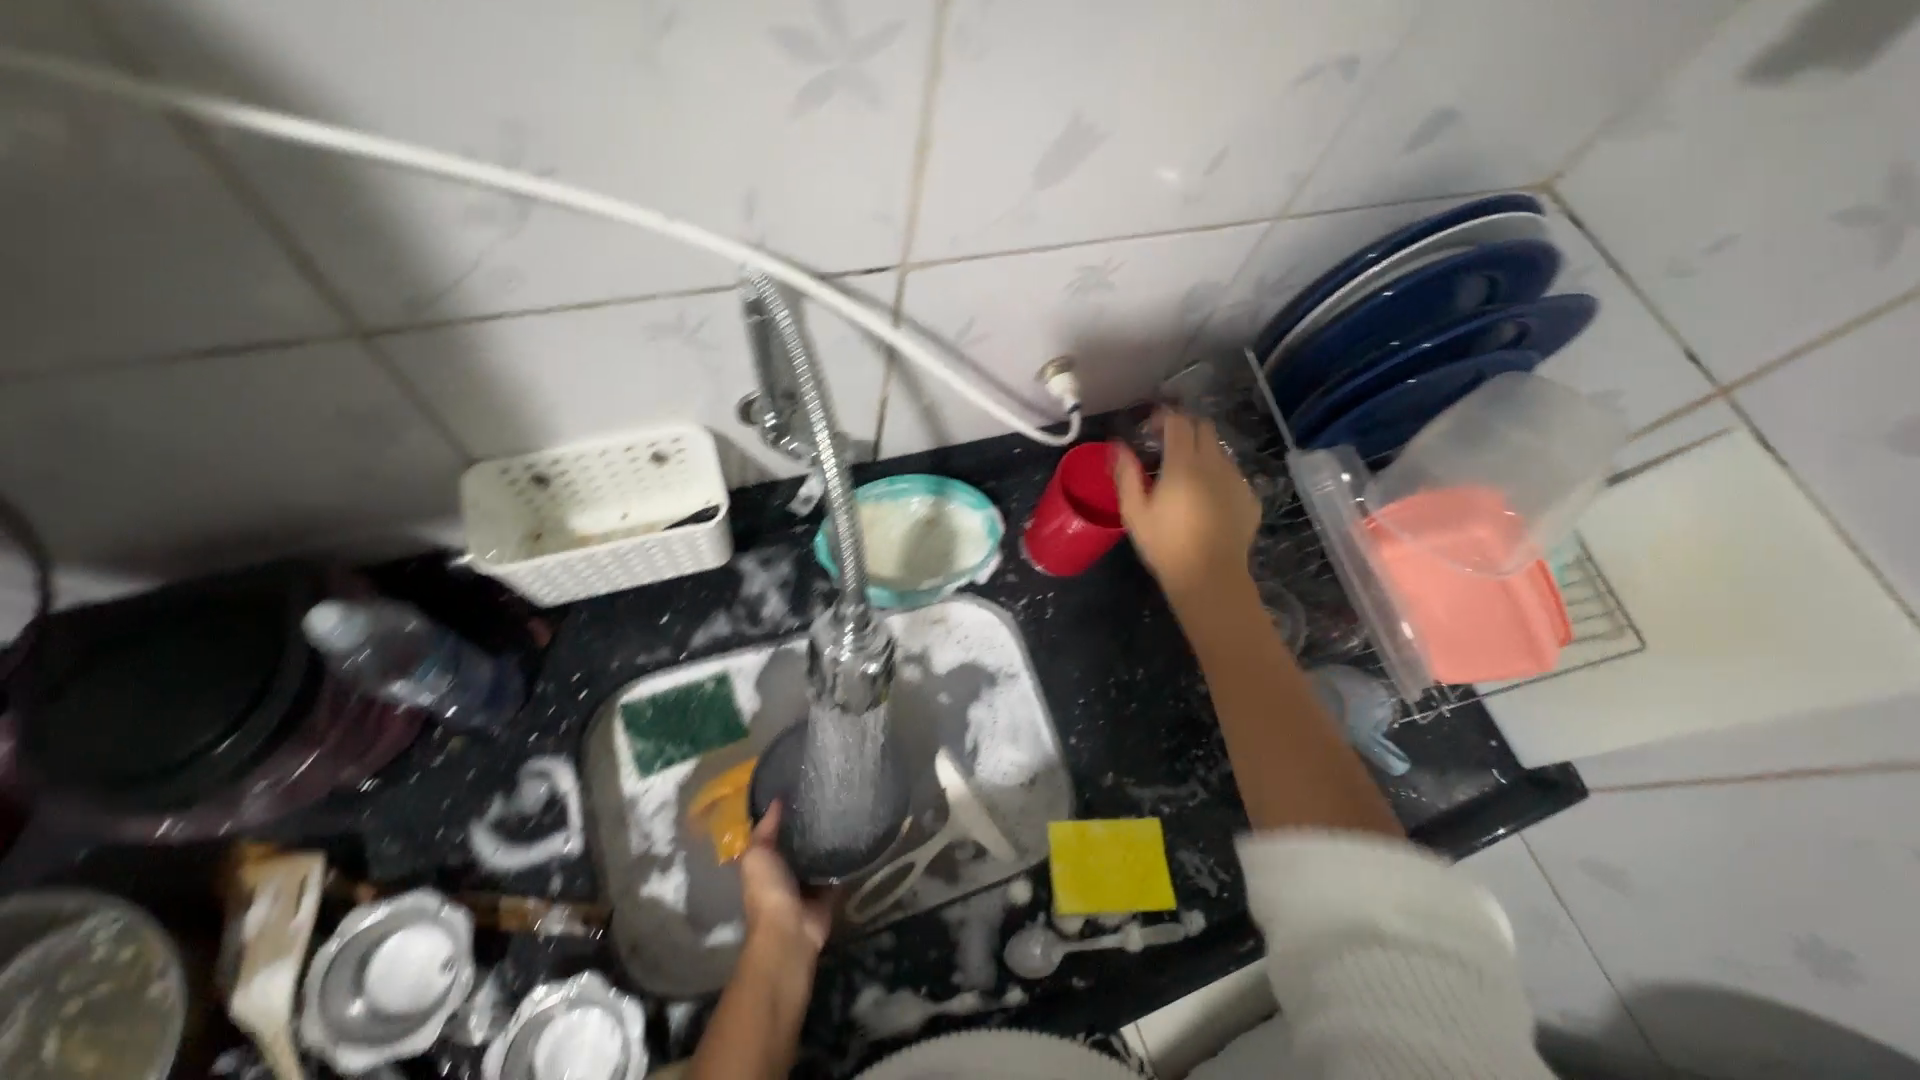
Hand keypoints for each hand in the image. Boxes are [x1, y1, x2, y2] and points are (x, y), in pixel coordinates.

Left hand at [739, 803, 834, 964]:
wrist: (790, 929)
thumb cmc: (767, 889)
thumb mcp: (758, 853)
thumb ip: (766, 828)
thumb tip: (777, 799)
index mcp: (765, 862)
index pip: (774, 833)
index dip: (783, 814)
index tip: (800, 788)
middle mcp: (785, 871)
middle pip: (799, 843)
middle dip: (809, 825)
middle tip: (828, 796)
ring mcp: (808, 882)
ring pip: (819, 855)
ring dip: (828, 841)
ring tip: (844, 809)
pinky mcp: (828, 891)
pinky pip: (837, 870)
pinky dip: (844, 859)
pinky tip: (855, 835)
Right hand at [1112, 410, 1259, 602]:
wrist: (1210, 577)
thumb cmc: (1166, 545)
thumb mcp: (1134, 512)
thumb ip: (1126, 474)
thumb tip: (1119, 447)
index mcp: (1184, 463)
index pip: (1178, 421)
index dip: (1163, 417)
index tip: (1150, 429)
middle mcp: (1215, 463)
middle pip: (1204, 427)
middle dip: (1186, 428)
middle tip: (1168, 446)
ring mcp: (1237, 479)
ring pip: (1220, 451)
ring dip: (1203, 453)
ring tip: (1188, 477)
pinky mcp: (1250, 498)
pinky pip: (1233, 476)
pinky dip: (1218, 478)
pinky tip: (1207, 502)